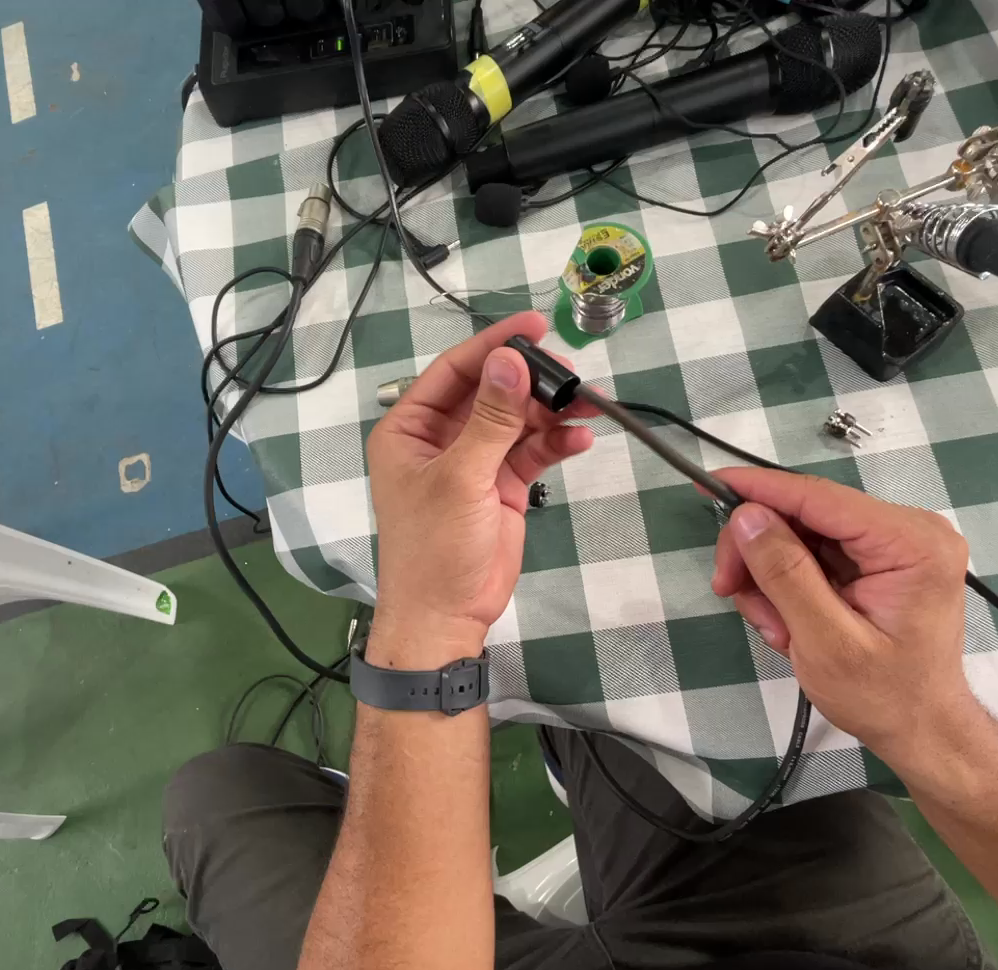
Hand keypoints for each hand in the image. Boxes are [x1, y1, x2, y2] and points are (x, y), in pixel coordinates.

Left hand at [366, 312, 594, 668]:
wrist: (446, 616)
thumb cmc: (436, 547)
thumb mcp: (461, 479)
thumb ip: (490, 420)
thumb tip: (512, 361)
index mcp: (410, 428)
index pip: (453, 371)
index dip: (494, 346)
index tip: (536, 325)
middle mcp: (440, 438)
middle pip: (490, 392)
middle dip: (531, 383)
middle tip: (573, 374)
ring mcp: (473, 461)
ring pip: (515, 420)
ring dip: (550, 412)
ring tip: (588, 403)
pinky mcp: (500, 485)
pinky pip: (530, 452)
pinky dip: (554, 443)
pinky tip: (581, 438)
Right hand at [709, 468, 981, 764]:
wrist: (920, 730)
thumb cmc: (882, 695)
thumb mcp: (825, 640)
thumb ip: (786, 573)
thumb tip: (747, 517)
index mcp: (910, 543)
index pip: (818, 497)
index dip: (759, 488)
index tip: (708, 480)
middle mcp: (905, 531)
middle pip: (802, 514)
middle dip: (757, 553)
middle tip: (727, 590)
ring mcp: (889, 546)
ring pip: (796, 535)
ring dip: (767, 578)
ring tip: (772, 626)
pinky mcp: (872, 562)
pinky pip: (807, 555)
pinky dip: (782, 586)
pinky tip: (784, 622)